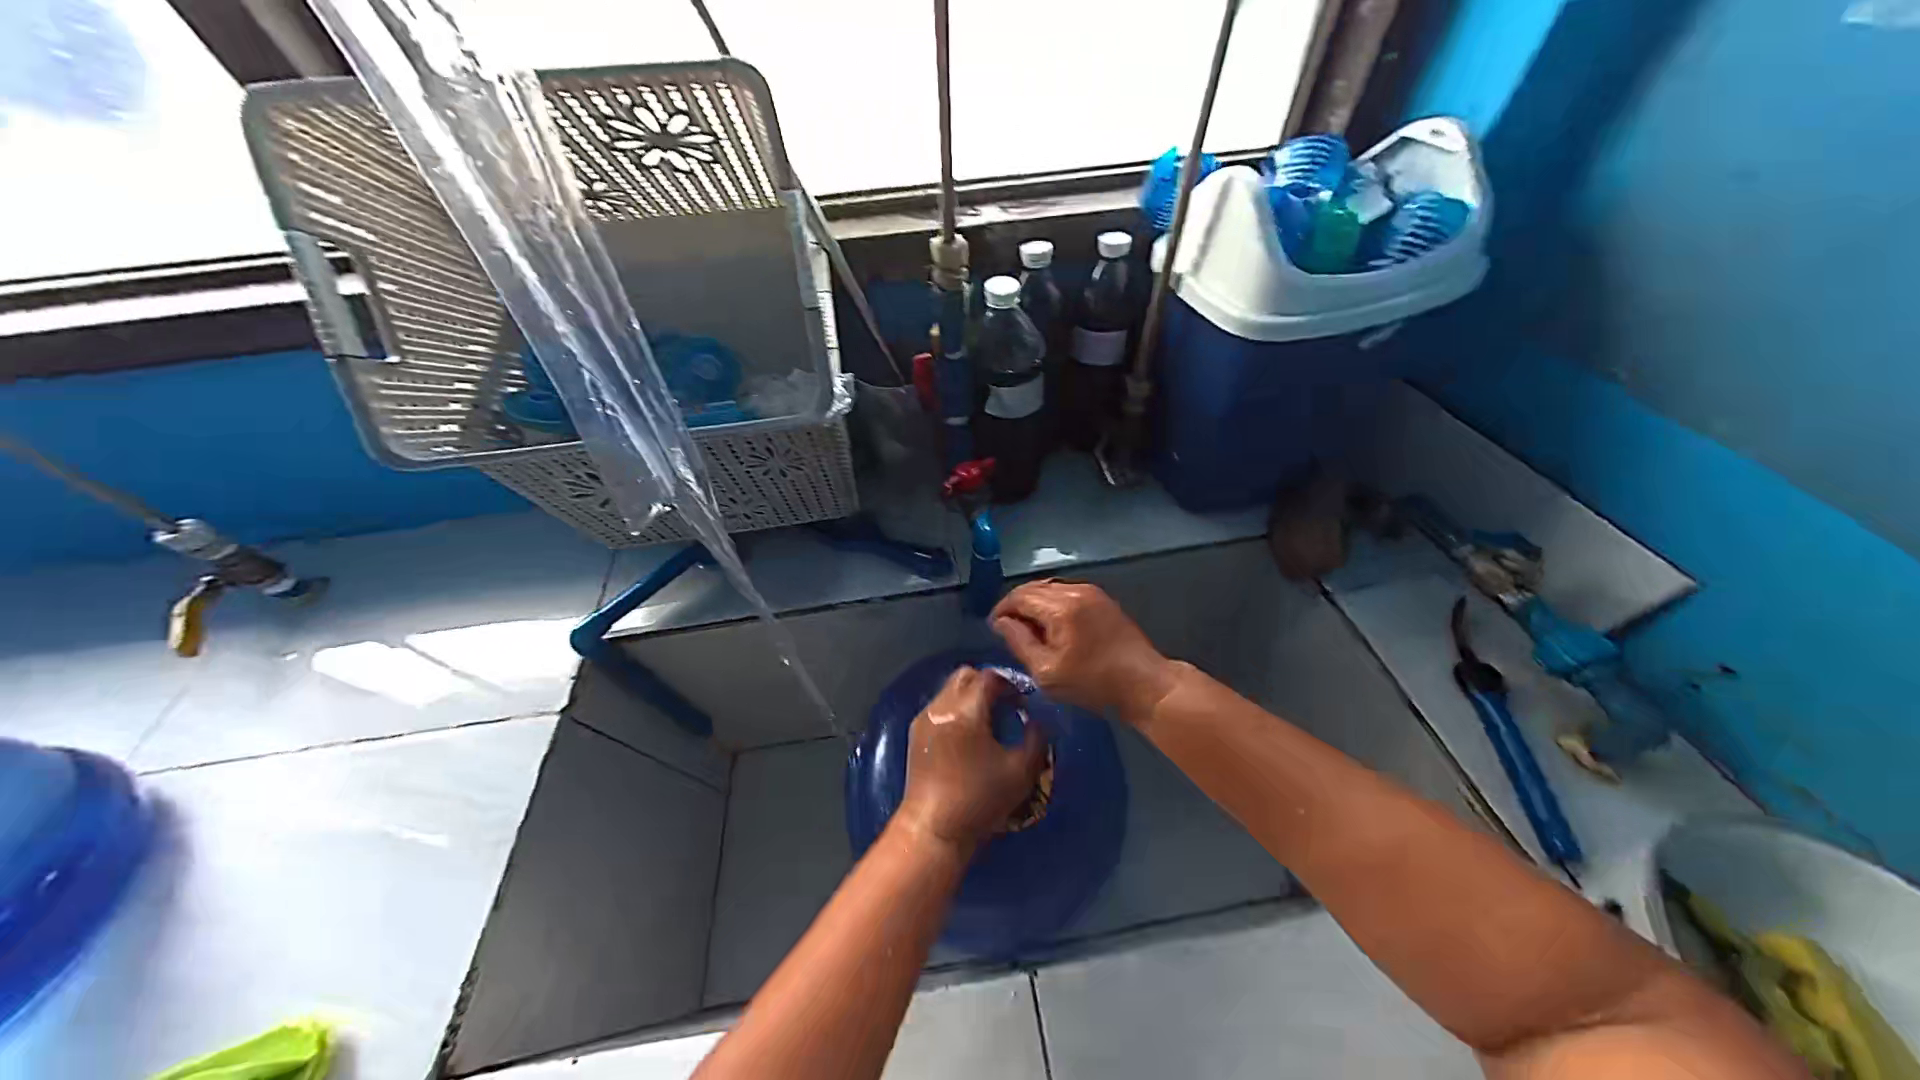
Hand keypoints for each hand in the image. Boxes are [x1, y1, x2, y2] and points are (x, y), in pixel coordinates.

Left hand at [895, 667, 1046, 854]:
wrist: (934, 829)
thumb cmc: (979, 800)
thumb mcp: (1021, 772)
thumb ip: (1036, 739)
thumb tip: (1037, 721)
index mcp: (967, 712)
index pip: (989, 677)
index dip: (1009, 684)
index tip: (1022, 701)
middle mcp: (941, 707)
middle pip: (965, 675)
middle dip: (987, 684)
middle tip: (1005, 706)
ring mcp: (925, 718)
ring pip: (950, 689)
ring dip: (970, 696)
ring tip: (987, 722)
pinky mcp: (916, 732)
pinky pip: (939, 706)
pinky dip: (955, 709)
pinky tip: (967, 735)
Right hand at [990, 580, 1178, 716]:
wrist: (1144, 683)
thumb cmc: (1093, 683)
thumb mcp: (1047, 671)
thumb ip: (1019, 642)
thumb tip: (1001, 623)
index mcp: (1061, 607)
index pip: (1019, 596)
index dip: (1001, 610)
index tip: (993, 628)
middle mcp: (1076, 590)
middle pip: (1033, 588)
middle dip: (1016, 605)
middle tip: (1007, 629)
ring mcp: (1092, 592)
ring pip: (1050, 588)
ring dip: (1034, 604)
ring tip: (1028, 629)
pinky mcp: (1102, 599)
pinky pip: (1067, 593)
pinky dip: (1052, 605)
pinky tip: (1052, 626)